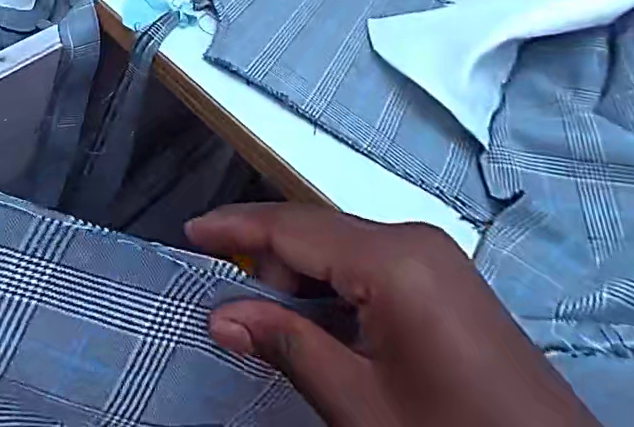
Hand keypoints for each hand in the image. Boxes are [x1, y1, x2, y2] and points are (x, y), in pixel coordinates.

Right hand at [187, 203, 598, 426]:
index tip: (189, 232)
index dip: (234, 228)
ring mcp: (433, 255)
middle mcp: (412, 239)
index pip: (291, 226)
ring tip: (273, 321)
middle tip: (232, 304)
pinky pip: (366, 263)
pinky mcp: (444, 277)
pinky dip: (331, 285)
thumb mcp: (362, 406)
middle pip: (312, 231)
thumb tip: (221, 317)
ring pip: (337, 245)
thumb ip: (286, 345)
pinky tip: (318, 321)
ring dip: (297, 276)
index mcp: (393, 259)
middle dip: (266, 261)